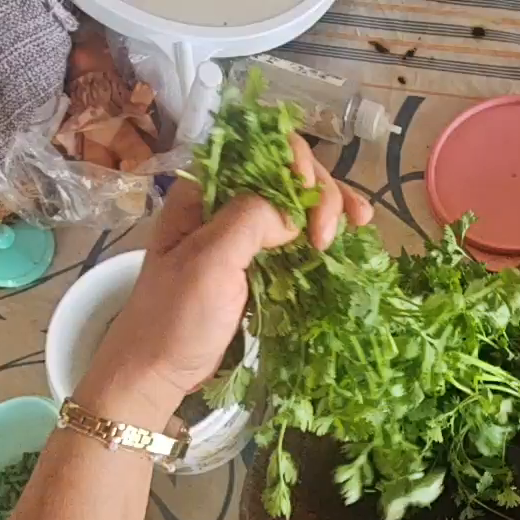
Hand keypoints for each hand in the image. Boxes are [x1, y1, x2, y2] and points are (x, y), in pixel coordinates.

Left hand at [75, 134, 372, 429]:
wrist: (159, 368)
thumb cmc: (175, 316)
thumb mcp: (209, 261)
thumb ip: (251, 221)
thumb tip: (294, 213)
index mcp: (206, 191)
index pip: (263, 150)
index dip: (296, 166)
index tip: (311, 205)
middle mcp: (226, 204)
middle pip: (287, 175)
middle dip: (320, 194)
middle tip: (330, 237)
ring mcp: (243, 237)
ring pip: (297, 206)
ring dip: (331, 209)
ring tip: (361, 225)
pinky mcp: (256, 266)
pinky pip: (295, 240)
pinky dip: (321, 237)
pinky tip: (345, 240)